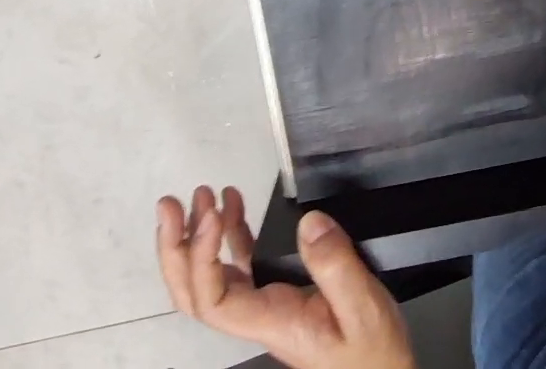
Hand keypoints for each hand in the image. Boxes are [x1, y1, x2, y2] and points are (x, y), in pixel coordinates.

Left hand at [156, 185, 414, 368]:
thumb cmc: (373, 351)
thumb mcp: (363, 308)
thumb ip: (336, 266)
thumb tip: (309, 221)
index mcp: (269, 322)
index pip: (212, 300)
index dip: (201, 257)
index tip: (213, 215)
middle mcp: (257, 314)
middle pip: (196, 291)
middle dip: (177, 247)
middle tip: (173, 202)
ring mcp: (264, 304)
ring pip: (212, 276)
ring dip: (198, 235)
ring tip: (202, 194)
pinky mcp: (278, 292)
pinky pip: (241, 263)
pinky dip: (230, 232)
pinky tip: (234, 204)